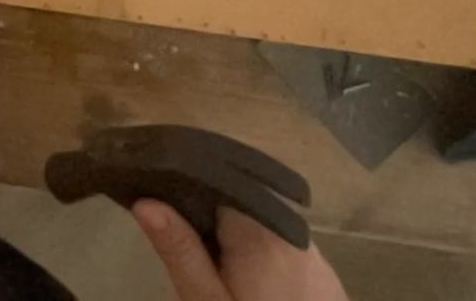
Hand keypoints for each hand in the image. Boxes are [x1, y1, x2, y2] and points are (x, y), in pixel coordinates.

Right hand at [133, 201, 348, 300]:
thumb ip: (179, 250)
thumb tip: (144, 200)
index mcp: (261, 235)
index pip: (213, 185)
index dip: (184, 193)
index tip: (160, 207)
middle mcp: (295, 236)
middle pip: (238, 207)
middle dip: (209, 223)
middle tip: (186, 255)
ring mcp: (318, 261)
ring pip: (261, 229)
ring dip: (236, 242)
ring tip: (217, 277)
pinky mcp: (330, 285)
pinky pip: (285, 252)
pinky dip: (262, 260)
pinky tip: (252, 291)